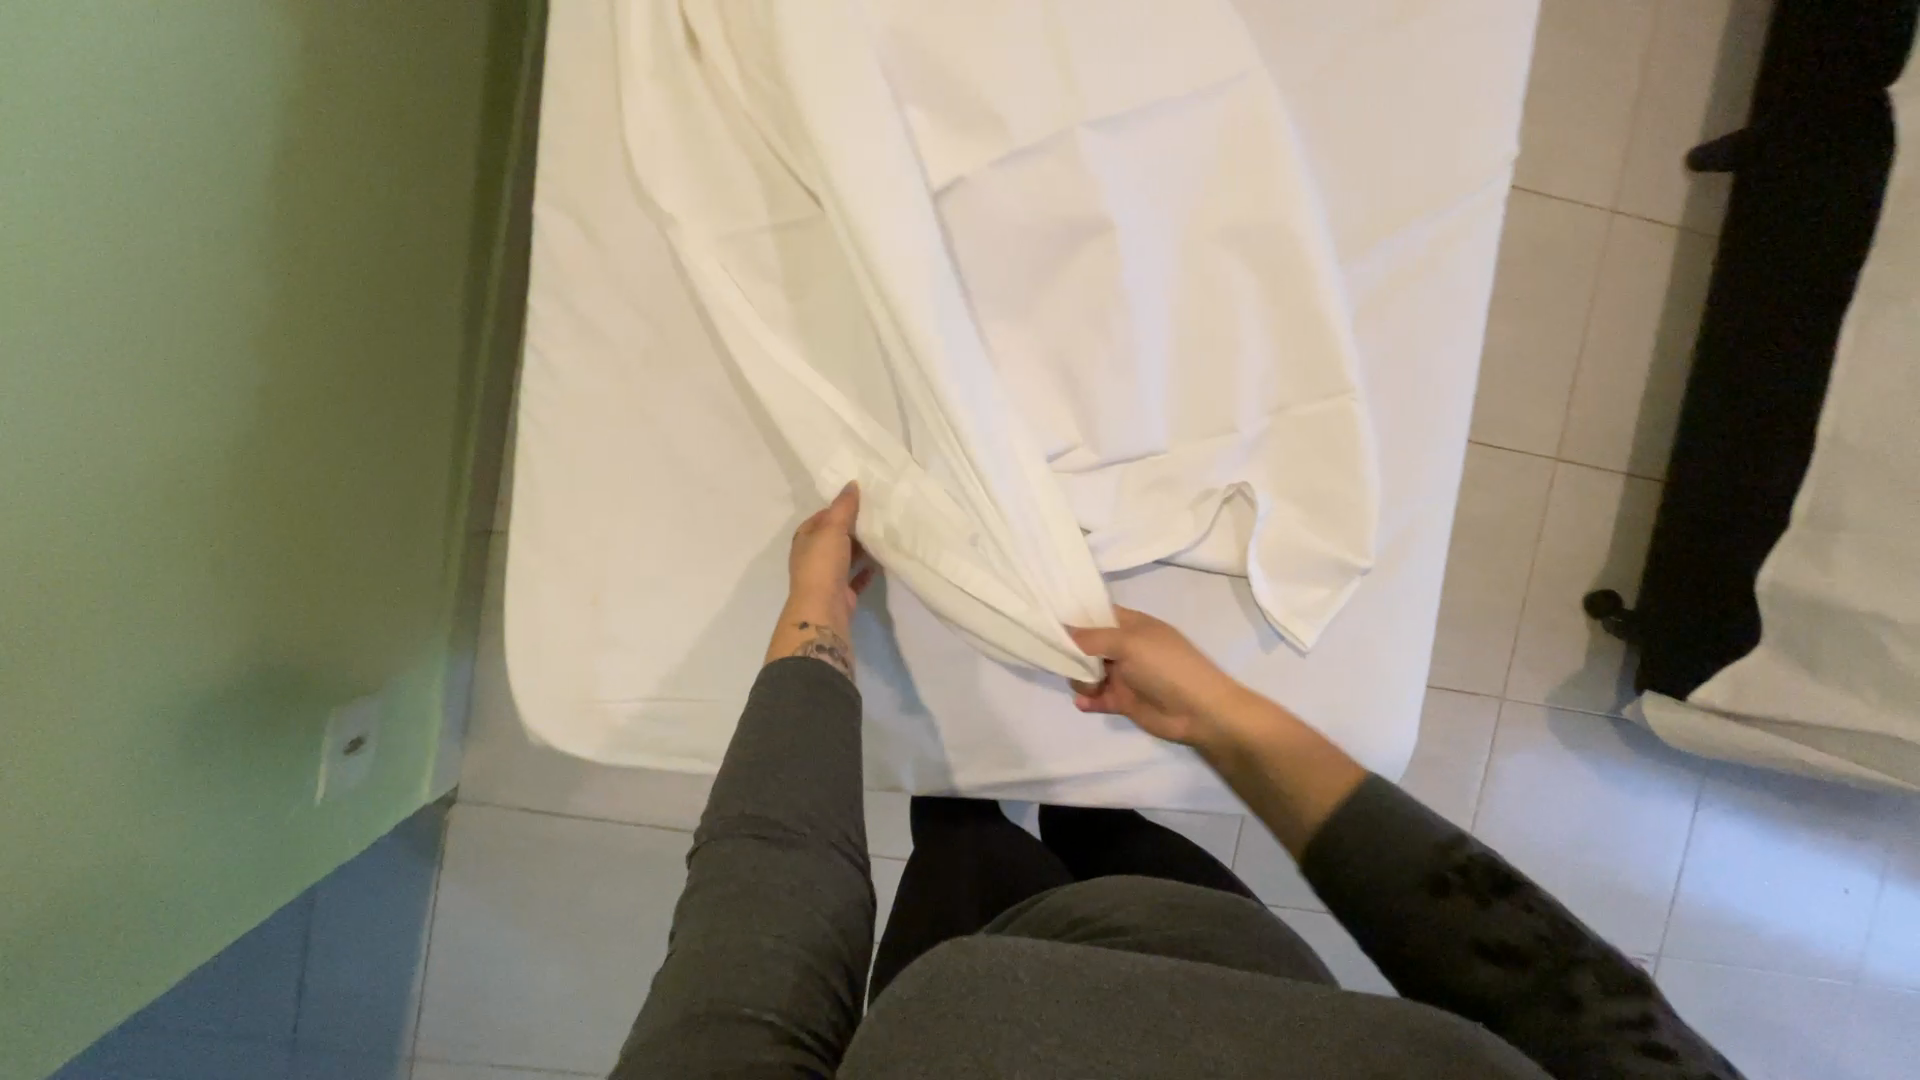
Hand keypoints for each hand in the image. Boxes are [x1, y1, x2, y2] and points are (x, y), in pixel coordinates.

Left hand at [765, 483, 875, 678]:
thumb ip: (844, 506)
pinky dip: (866, 571)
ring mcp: (826, 576)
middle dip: (852, 527)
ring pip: (846, 556)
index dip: (839, 508)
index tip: (861, 500)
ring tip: (882, 535)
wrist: (823, 607)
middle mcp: (813, 556)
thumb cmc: (823, 563)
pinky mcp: (841, 592)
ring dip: (861, 548)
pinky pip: (856, 577)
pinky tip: (880, 563)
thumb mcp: (833, 527)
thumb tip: (852, 483)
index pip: (822, 517)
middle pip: (834, 537)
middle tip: (876, 515)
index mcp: (805, 538)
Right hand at [1066, 606, 1244, 746]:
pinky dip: (1087, 699)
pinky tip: (1084, 702)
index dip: (1074, 616)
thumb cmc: (1166, 667)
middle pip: (1086, 645)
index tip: (1047, 621)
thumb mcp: (1128, 643)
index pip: (1096, 614)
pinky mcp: (1123, 701)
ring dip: (1081, 679)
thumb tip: (1062, 632)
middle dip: (1072, 652)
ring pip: (1087, 672)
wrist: (1200, 711)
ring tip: (1090, 687)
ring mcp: (1123, 675)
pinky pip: (1096, 697)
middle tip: (1063, 661)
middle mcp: (1124, 647)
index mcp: (1130, 625)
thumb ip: (1092, 638)